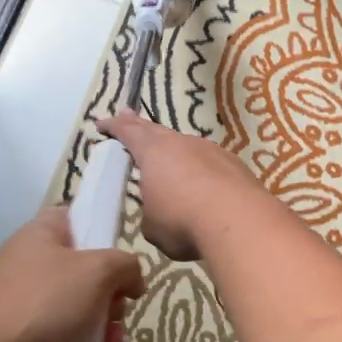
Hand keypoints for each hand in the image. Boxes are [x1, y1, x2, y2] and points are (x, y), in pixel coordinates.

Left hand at [0, 208, 143, 341]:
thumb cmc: (43, 302)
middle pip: (90, 274)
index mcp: (43, 236)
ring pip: (86, 314)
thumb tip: (132, 281)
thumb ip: (126, 265)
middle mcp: (36, 268)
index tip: (121, 258)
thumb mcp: (97, 269)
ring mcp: (33, 309)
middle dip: (114, 300)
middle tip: (116, 314)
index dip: (102, 232)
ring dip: (107, 333)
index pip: (76, 218)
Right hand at [97, 111, 266, 260]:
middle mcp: (182, 143)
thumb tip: (159, 213)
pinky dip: (200, 170)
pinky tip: (202, 183)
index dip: (113, 126)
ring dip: (174, 151)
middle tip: (128, 114)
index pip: (128, 132)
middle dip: (140, 125)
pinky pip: (209, 163)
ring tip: (167, 158)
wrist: (239, 221)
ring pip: (186, 146)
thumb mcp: (153, 226)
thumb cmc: (182, 221)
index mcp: (153, 152)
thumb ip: (151, 214)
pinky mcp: (234, 165)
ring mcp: (211, 151)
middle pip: (157, 131)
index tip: (102, 121)